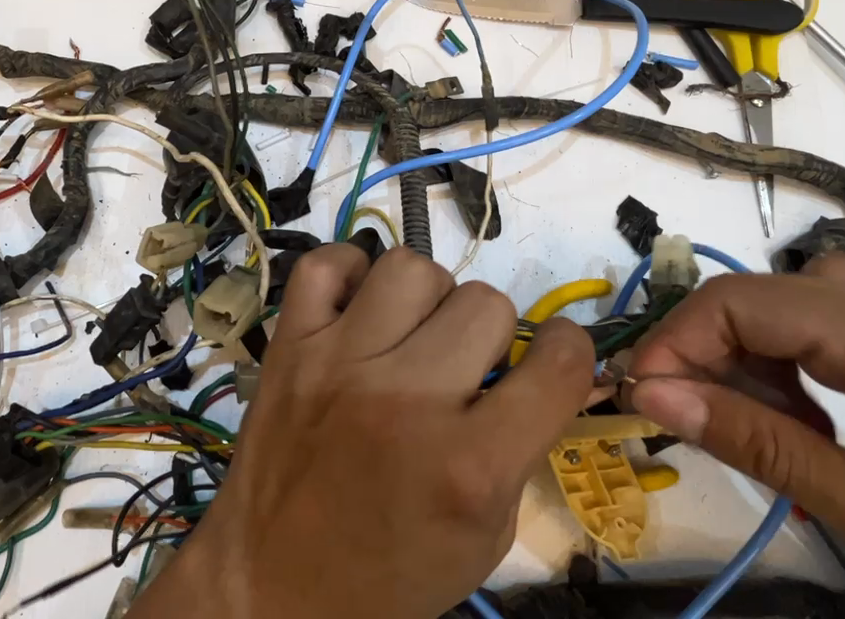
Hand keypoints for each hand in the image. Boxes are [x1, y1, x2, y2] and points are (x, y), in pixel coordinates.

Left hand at [129, 245, 593, 618]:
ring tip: (410, 335)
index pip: (558, 363)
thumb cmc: (390, 571)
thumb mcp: (486, 535)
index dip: (568, 353)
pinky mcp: (289, 343)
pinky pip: (325, 264)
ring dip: (426, 298)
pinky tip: (358, 308)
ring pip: (410, 268)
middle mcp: (406, 397)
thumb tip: (540, 371)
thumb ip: (519, 448)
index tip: (551, 357)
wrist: (276, 580)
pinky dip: (348, 273)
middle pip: (484, 302)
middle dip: (489, 333)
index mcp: (469, 463)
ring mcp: (339, 361)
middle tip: (463, 365)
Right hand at [628, 268, 844, 618]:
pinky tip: (818, 409)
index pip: (744, 303)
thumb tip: (651, 392)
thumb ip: (765, 447)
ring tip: (760, 413)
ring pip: (810, 296)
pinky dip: (808, 348)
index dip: (678, 340)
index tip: (644, 398)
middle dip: (711, 345)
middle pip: (770, 293)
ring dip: (761, 342)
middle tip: (696, 416)